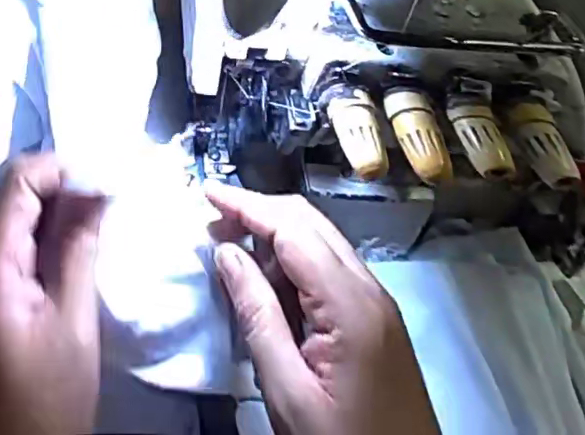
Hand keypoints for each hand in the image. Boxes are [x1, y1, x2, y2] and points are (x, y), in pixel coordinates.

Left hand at [0, 153, 108, 434]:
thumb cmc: (49, 393)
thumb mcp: (73, 318)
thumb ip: (80, 246)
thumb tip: (96, 186)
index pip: (16, 185)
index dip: (59, 170)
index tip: (101, 179)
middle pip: (17, 194)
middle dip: (64, 181)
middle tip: (108, 191)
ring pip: (24, 214)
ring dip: (64, 203)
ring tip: (104, 208)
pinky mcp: (6, 294)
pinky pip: (29, 240)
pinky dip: (58, 227)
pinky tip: (87, 234)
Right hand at [206, 183, 440, 434]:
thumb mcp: (289, 393)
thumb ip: (258, 317)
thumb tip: (227, 253)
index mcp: (350, 301)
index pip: (293, 228)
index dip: (248, 205)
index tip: (209, 191)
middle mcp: (367, 286)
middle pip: (309, 223)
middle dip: (259, 212)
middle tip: (213, 221)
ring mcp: (375, 299)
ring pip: (319, 241)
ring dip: (275, 234)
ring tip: (230, 245)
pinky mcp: (374, 316)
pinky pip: (328, 268)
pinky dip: (293, 260)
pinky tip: (267, 277)